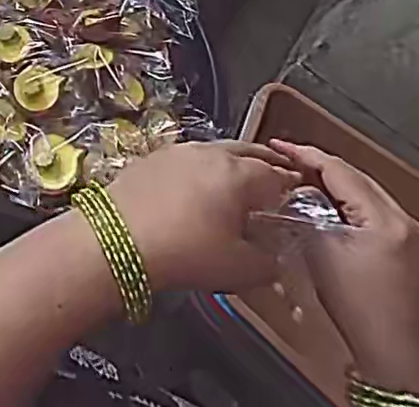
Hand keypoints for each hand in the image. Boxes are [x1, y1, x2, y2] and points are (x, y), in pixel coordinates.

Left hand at [102, 141, 300, 295]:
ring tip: (240, 178)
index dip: (290, 185)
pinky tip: (201, 183)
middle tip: (278, 173)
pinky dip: (204, 166)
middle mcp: (209, 153)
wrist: (119, 235)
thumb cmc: (186, 251)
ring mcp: (178, 150)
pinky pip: (189, 156)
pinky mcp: (154, 156)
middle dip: (265, 162)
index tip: (299, 192)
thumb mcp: (241, 268)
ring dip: (233, 161)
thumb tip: (272, 251)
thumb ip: (268, 259)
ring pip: (216, 150)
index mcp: (238, 173)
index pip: (274, 175)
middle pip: (246, 151)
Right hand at [268, 140, 418, 398]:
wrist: (404, 366)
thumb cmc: (363, 312)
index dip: (305, 154)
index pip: (340, 170)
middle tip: (286, 160)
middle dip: (320, 167)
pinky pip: (376, 213)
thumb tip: (297, 193)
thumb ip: (308, 213)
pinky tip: (329, 209)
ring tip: (302, 181)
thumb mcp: (322, 253)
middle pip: (357, 178)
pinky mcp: (416, 253)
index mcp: (389, 220)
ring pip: (367, 194)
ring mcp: (417, 238)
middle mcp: (409, 223)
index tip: (280, 146)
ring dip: (335, 186)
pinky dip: (350, 205)